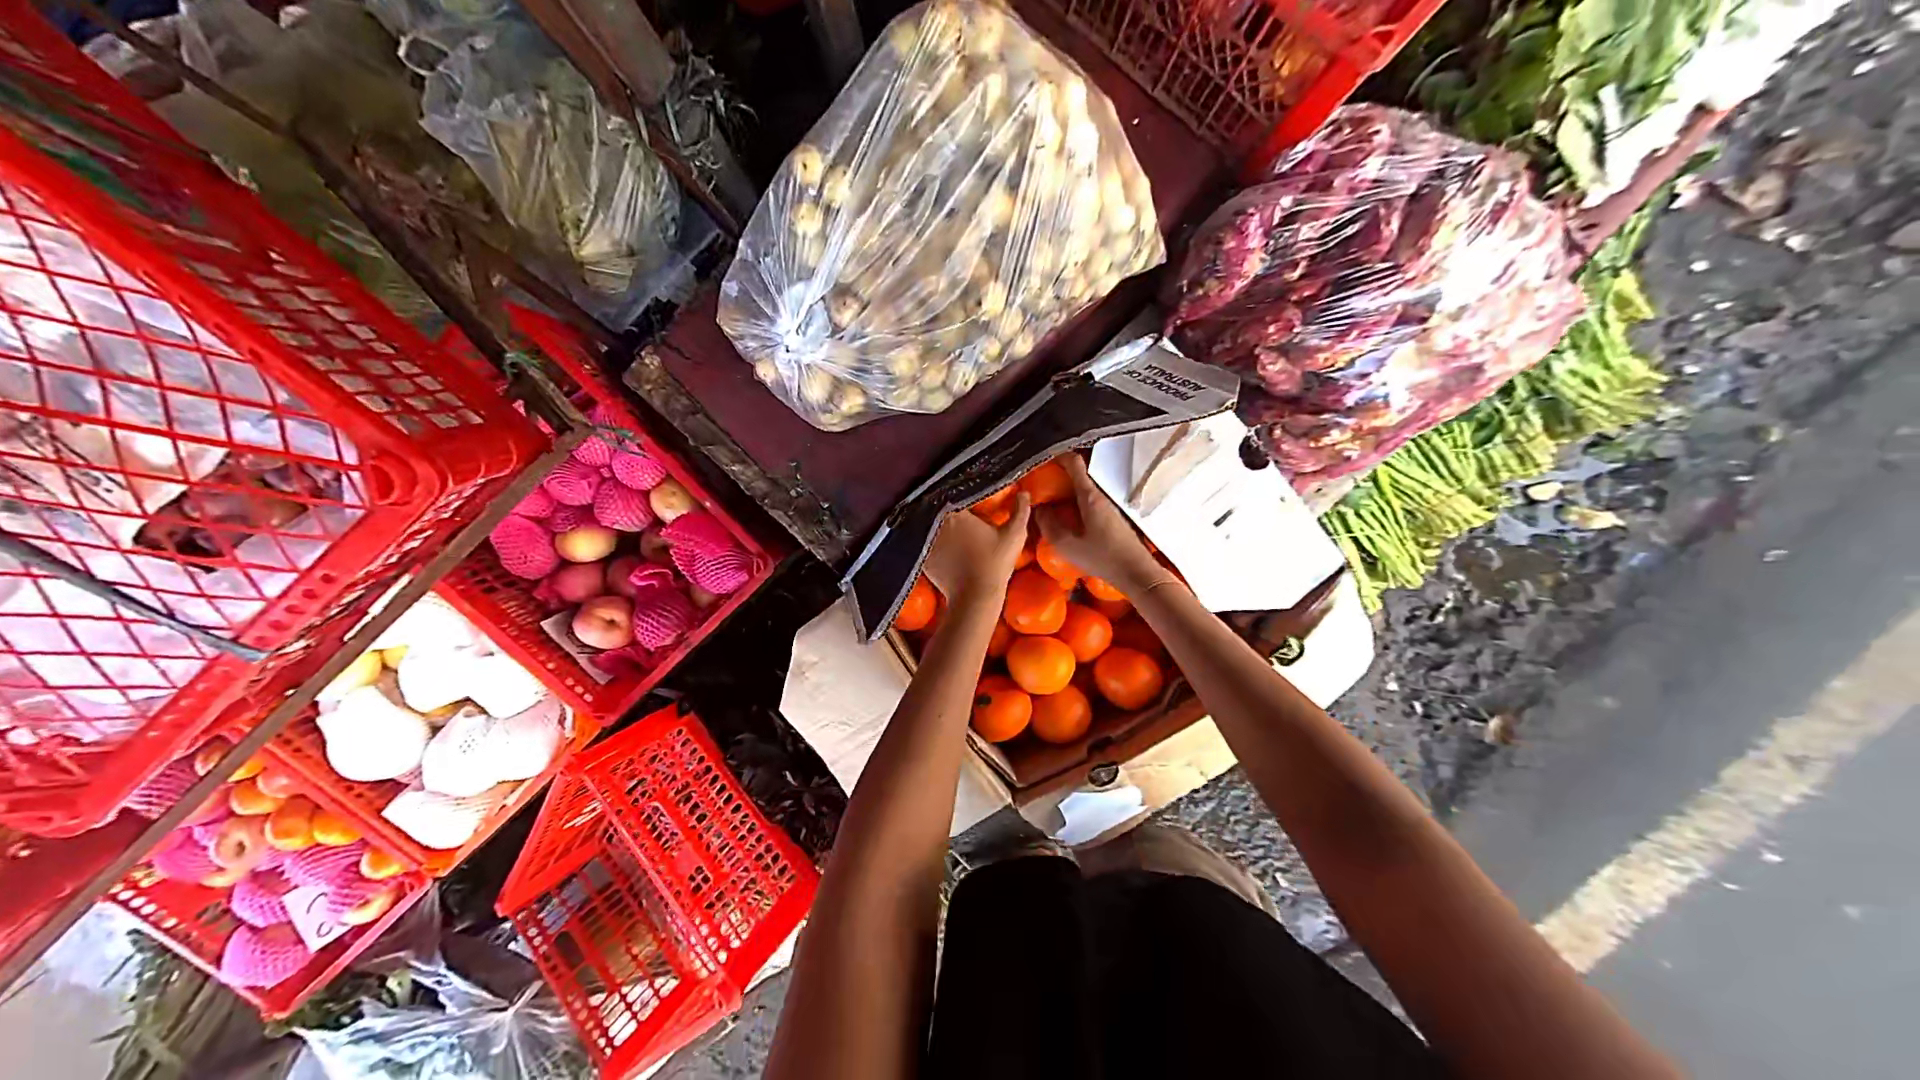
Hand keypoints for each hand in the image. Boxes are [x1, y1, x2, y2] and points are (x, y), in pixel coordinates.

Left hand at [923, 492, 1030, 601]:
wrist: (975, 596)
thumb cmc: (995, 563)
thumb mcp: (1015, 535)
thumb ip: (1020, 510)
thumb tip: (1024, 493)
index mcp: (956, 512)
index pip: (954, 495)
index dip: (962, 496)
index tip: (971, 502)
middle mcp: (936, 523)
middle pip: (940, 509)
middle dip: (948, 510)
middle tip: (962, 514)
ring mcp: (926, 541)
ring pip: (931, 526)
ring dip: (938, 525)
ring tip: (952, 530)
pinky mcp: (924, 558)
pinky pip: (927, 544)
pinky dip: (933, 544)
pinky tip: (944, 547)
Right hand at [1035, 454, 1170, 597]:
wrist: (1136, 572)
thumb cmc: (1103, 558)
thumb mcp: (1067, 545)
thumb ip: (1049, 525)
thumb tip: (1040, 510)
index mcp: (1091, 497)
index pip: (1075, 463)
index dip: (1058, 456)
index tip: (1044, 459)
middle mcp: (1102, 496)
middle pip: (1078, 476)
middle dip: (1058, 477)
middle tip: (1041, 486)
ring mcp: (1110, 505)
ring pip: (1084, 490)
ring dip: (1067, 493)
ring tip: (1051, 503)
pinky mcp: (1114, 517)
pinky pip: (1091, 502)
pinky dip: (1077, 505)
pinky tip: (1068, 520)